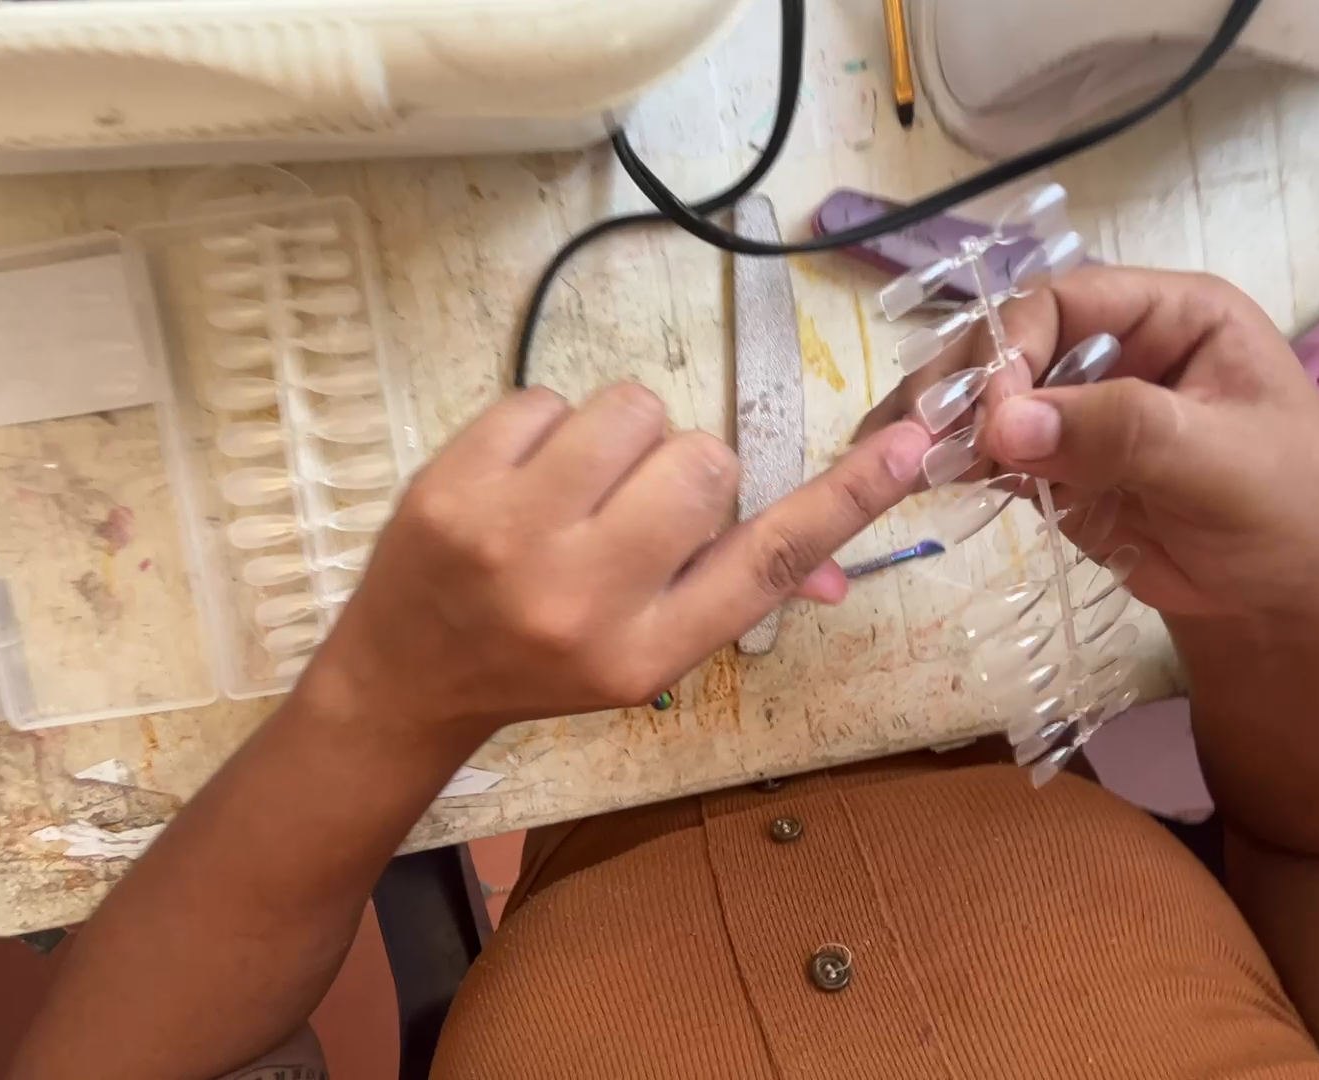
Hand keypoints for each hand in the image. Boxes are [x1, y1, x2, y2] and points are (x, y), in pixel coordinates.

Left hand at [300, 383, 930, 743]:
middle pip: (702, 460)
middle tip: (632, 507)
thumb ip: (732, 594)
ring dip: (619, 440)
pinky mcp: (451, 482)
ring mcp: (510, 534)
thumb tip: (834, 569)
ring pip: (631, 409)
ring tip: (574, 489)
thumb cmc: (541, 666)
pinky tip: (517, 479)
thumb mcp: (643, 656)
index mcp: (649, 651)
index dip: (848, 501)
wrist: (408, 677)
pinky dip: (547, 428)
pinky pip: (546, 397)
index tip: (910, 446)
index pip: (765, 562)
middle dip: (682, 472)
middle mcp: (587, 595)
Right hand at [858, 265, 1318, 622]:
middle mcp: (1104, 352)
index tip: (988, 416)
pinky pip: (979, 452)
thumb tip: (1002, 422)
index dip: (1010, 347)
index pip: (1059, 303)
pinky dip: (940, 464)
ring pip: (978, 399)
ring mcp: (1066, 411)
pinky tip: (902, 477)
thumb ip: (1122, 432)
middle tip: (908, 435)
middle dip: (953, 387)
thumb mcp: (1224, 464)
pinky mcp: (1040, 463)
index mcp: (1164, 317)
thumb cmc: (1287, 514)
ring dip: (931, 424)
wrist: (1277, 600)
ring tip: (882, 456)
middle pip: (1002, 347)